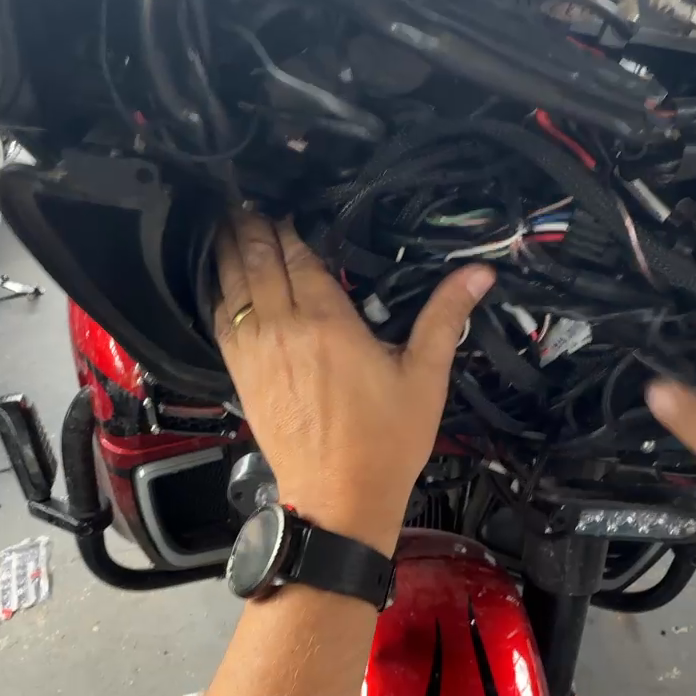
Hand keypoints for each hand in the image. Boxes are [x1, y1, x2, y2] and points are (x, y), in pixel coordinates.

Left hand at [214, 210, 493, 555]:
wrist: (340, 500)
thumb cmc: (385, 443)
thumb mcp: (424, 378)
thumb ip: (444, 318)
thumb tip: (478, 275)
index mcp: (327, 323)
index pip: (298, 252)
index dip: (289, 222)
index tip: (287, 199)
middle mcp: (282, 329)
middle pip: (255, 257)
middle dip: (250, 223)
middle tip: (248, 195)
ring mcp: (254, 353)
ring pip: (228, 284)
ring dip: (226, 249)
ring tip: (226, 220)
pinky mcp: (240, 377)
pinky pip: (219, 320)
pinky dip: (217, 292)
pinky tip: (219, 279)